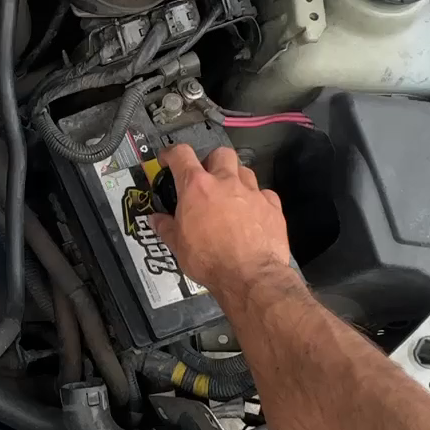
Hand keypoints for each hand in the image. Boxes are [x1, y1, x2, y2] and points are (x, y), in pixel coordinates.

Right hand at [149, 144, 302, 315]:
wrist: (250, 276)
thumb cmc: (210, 259)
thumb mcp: (177, 245)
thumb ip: (166, 227)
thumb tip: (157, 220)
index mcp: (196, 187)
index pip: (181, 155)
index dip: (172, 153)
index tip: (169, 158)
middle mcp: (225, 182)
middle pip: (220, 153)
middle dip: (212, 161)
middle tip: (206, 177)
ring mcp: (252, 192)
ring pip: (244, 170)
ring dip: (235, 177)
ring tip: (229, 195)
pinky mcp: (272, 206)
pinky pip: (264, 193)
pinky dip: (256, 198)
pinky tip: (250, 212)